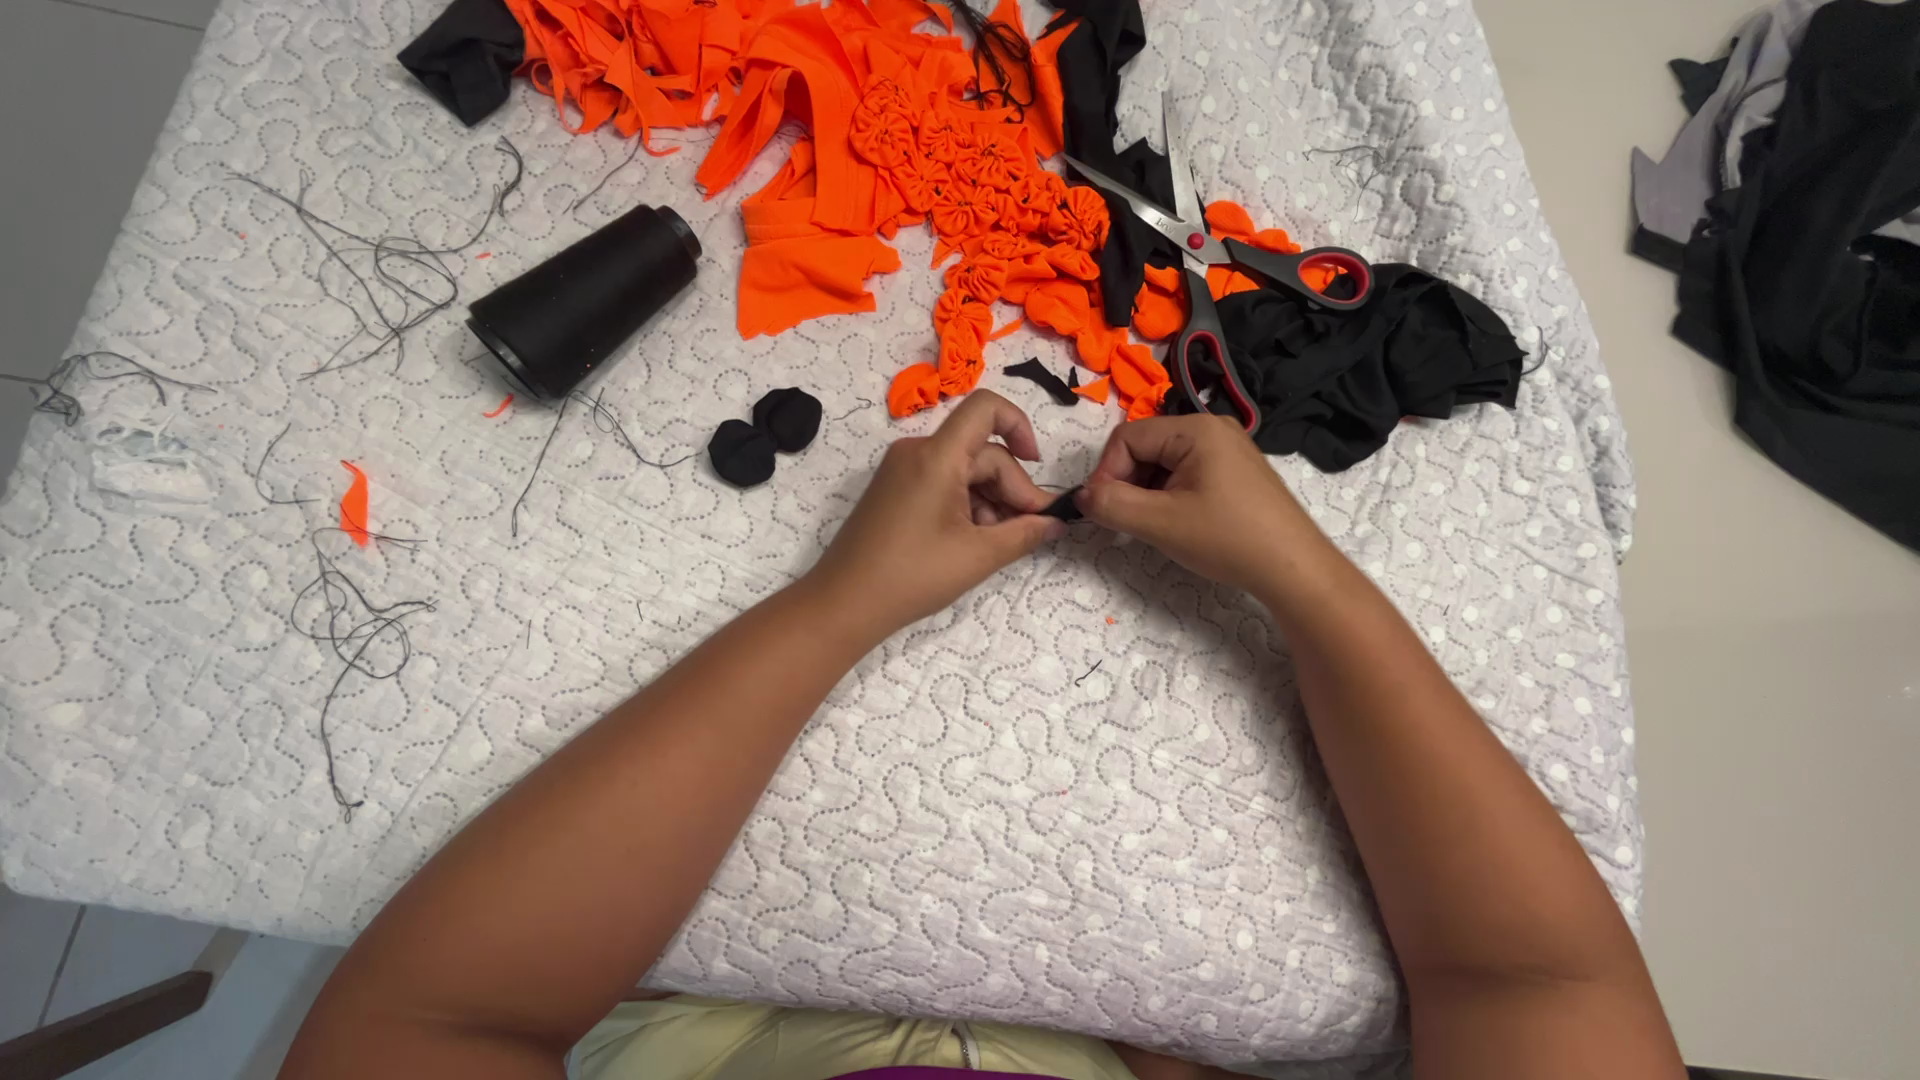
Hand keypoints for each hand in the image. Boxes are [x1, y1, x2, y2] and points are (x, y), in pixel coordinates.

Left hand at [805, 391, 1063, 639]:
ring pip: (963, 469)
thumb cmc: (912, 576)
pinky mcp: (894, 489)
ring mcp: (901, 470)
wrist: (844, 603)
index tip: (1037, 465)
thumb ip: (1024, 533)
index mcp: (936, 456)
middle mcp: (916, 451)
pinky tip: (973, 539)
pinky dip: (965, 504)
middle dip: (1010, 486)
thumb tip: (1056, 522)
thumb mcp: (978, 556)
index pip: (986, 408)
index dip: (1020, 426)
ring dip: (990, 500)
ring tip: (997, 542)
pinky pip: (941, 482)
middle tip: (1030, 528)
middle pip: (980, 450)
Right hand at [1076, 413, 1327, 596]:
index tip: (1103, 510)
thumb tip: (1080, 497)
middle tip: (1126, 521)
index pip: (1127, 438)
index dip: (1106, 473)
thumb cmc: (1226, 539)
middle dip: (1127, 483)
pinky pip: (1186, 473)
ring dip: (1146, 493)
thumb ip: (1110, 504)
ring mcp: (1227, 449)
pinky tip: (1176, 523)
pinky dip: (1169, 496)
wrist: (1293, 569)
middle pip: (1145, 447)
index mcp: (1195, 428)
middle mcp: (1212, 428)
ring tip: (1153, 526)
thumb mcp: (1159, 523)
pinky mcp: (1235, 472)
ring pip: (1163, 463)